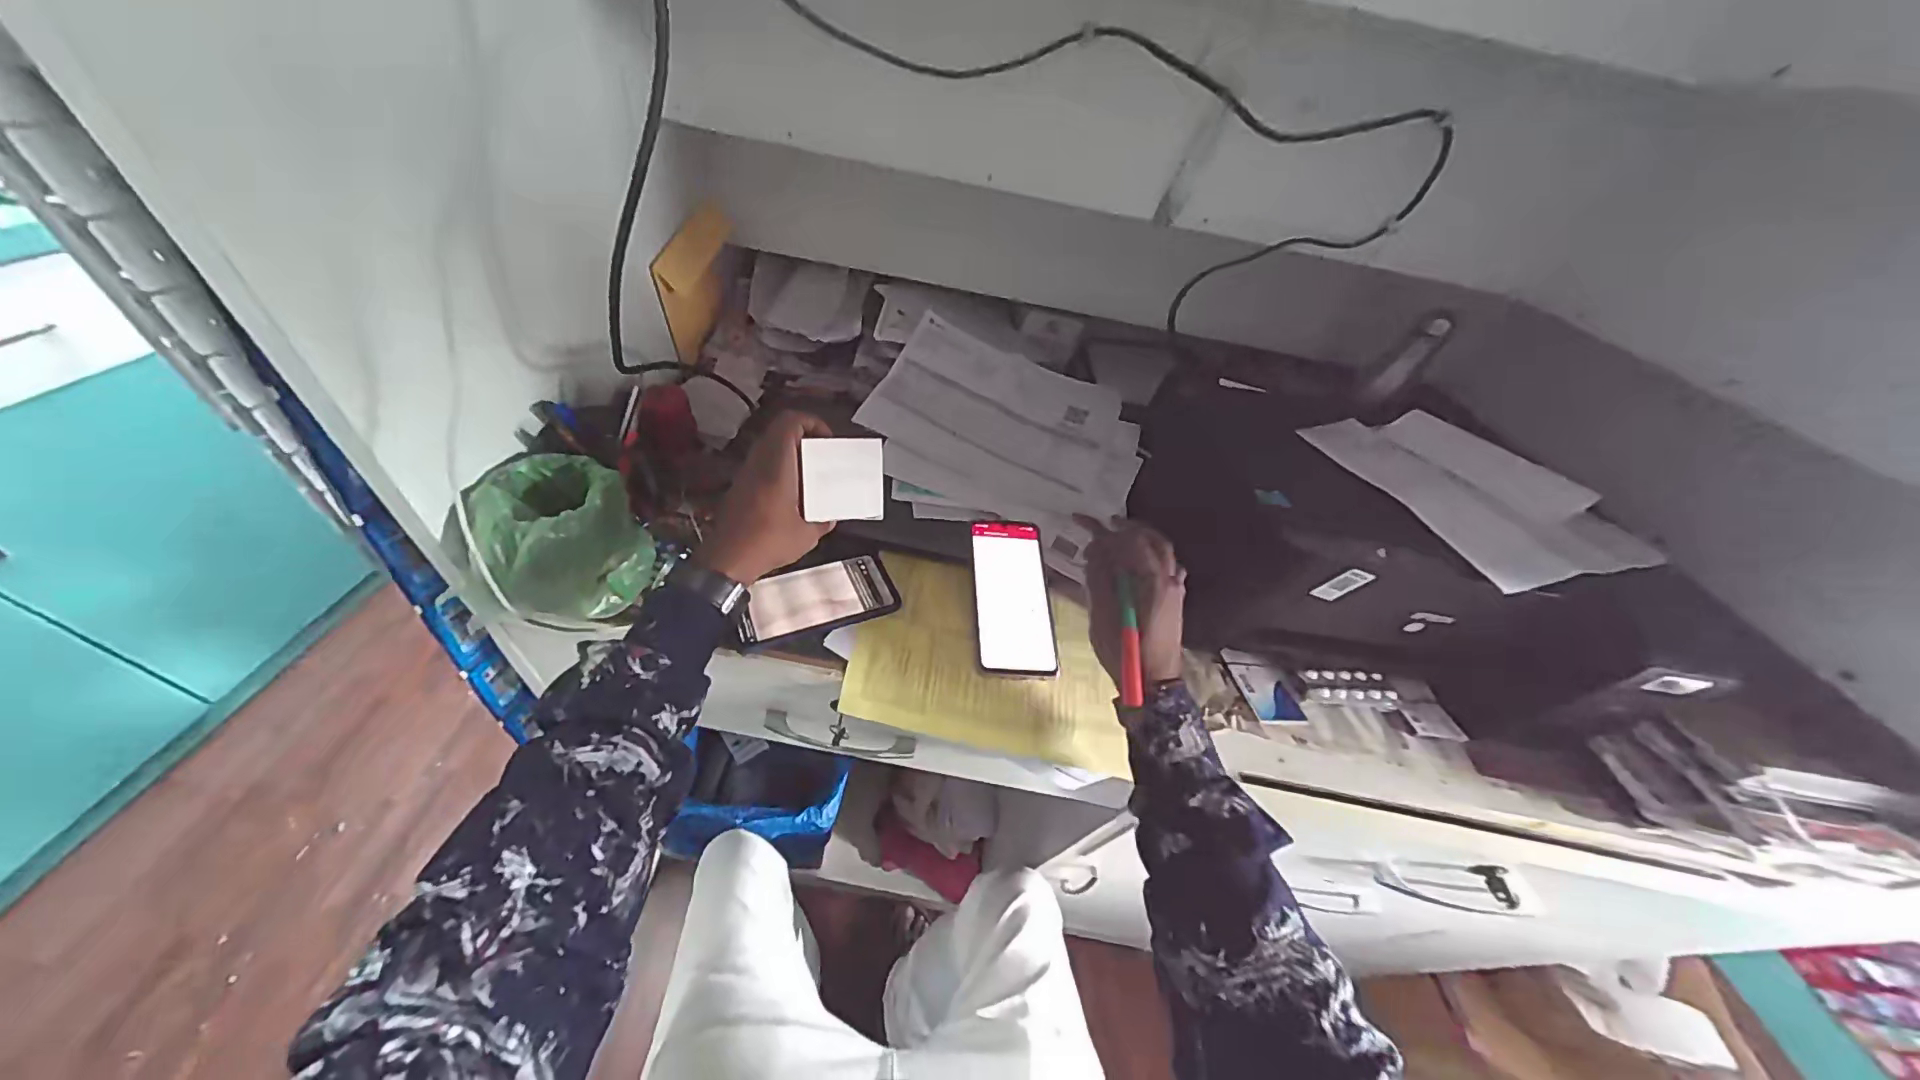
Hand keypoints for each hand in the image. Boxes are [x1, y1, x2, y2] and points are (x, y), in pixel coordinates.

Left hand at [693, 411, 834, 583]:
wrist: (727, 560)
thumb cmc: (768, 542)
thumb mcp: (807, 535)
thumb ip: (823, 520)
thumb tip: (830, 516)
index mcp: (777, 465)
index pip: (790, 422)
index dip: (812, 422)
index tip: (827, 441)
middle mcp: (759, 462)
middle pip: (781, 432)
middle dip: (806, 439)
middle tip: (823, 457)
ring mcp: (747, 473)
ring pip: (771, 448)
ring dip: (793, 455)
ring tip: (812, 476)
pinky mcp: (741, 487)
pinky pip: (764, 465)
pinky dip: (781, 470)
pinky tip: (794, 495)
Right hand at [1076, 515, 1187, 688]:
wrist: (1156, 685)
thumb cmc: (1127, 655)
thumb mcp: (1104, 618)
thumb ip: (1099, 582)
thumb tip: (1094, 553)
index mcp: (1152, 582)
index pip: (1130, 543)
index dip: (1106, 530)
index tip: (1085, 521)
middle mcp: (1169, 580)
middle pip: (1152, 540)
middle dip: (1128, 528)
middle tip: (1105, 523)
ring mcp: (1176, 590)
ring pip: (1163, 552)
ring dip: (1141, 540)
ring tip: (1120, 537)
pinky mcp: (1175, 601)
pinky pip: (1168, 567)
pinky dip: (1153, 556)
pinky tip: (1139, 562)